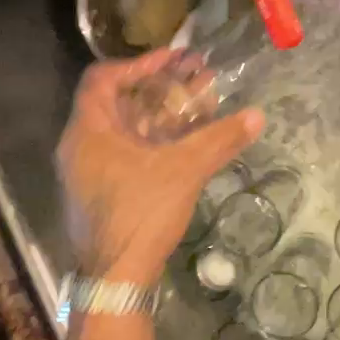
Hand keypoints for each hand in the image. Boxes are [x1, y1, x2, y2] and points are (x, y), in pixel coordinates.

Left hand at [57, 50, 265, 285]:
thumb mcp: (184, 170)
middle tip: (196, 79)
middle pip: (118, 102)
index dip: (140, 64)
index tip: (174, 60)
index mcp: (88, 131)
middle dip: (160, 88)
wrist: (115, 280)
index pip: (103, 78)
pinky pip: (125, 153)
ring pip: (124, 130)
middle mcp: (81, 146)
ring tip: (200, 106)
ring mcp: (88, 172)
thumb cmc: (140, 214)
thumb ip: (220, 139)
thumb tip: (257, 116)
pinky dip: (154, 142)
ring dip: (161, 116)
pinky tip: (186, 144)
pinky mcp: (99, 194)